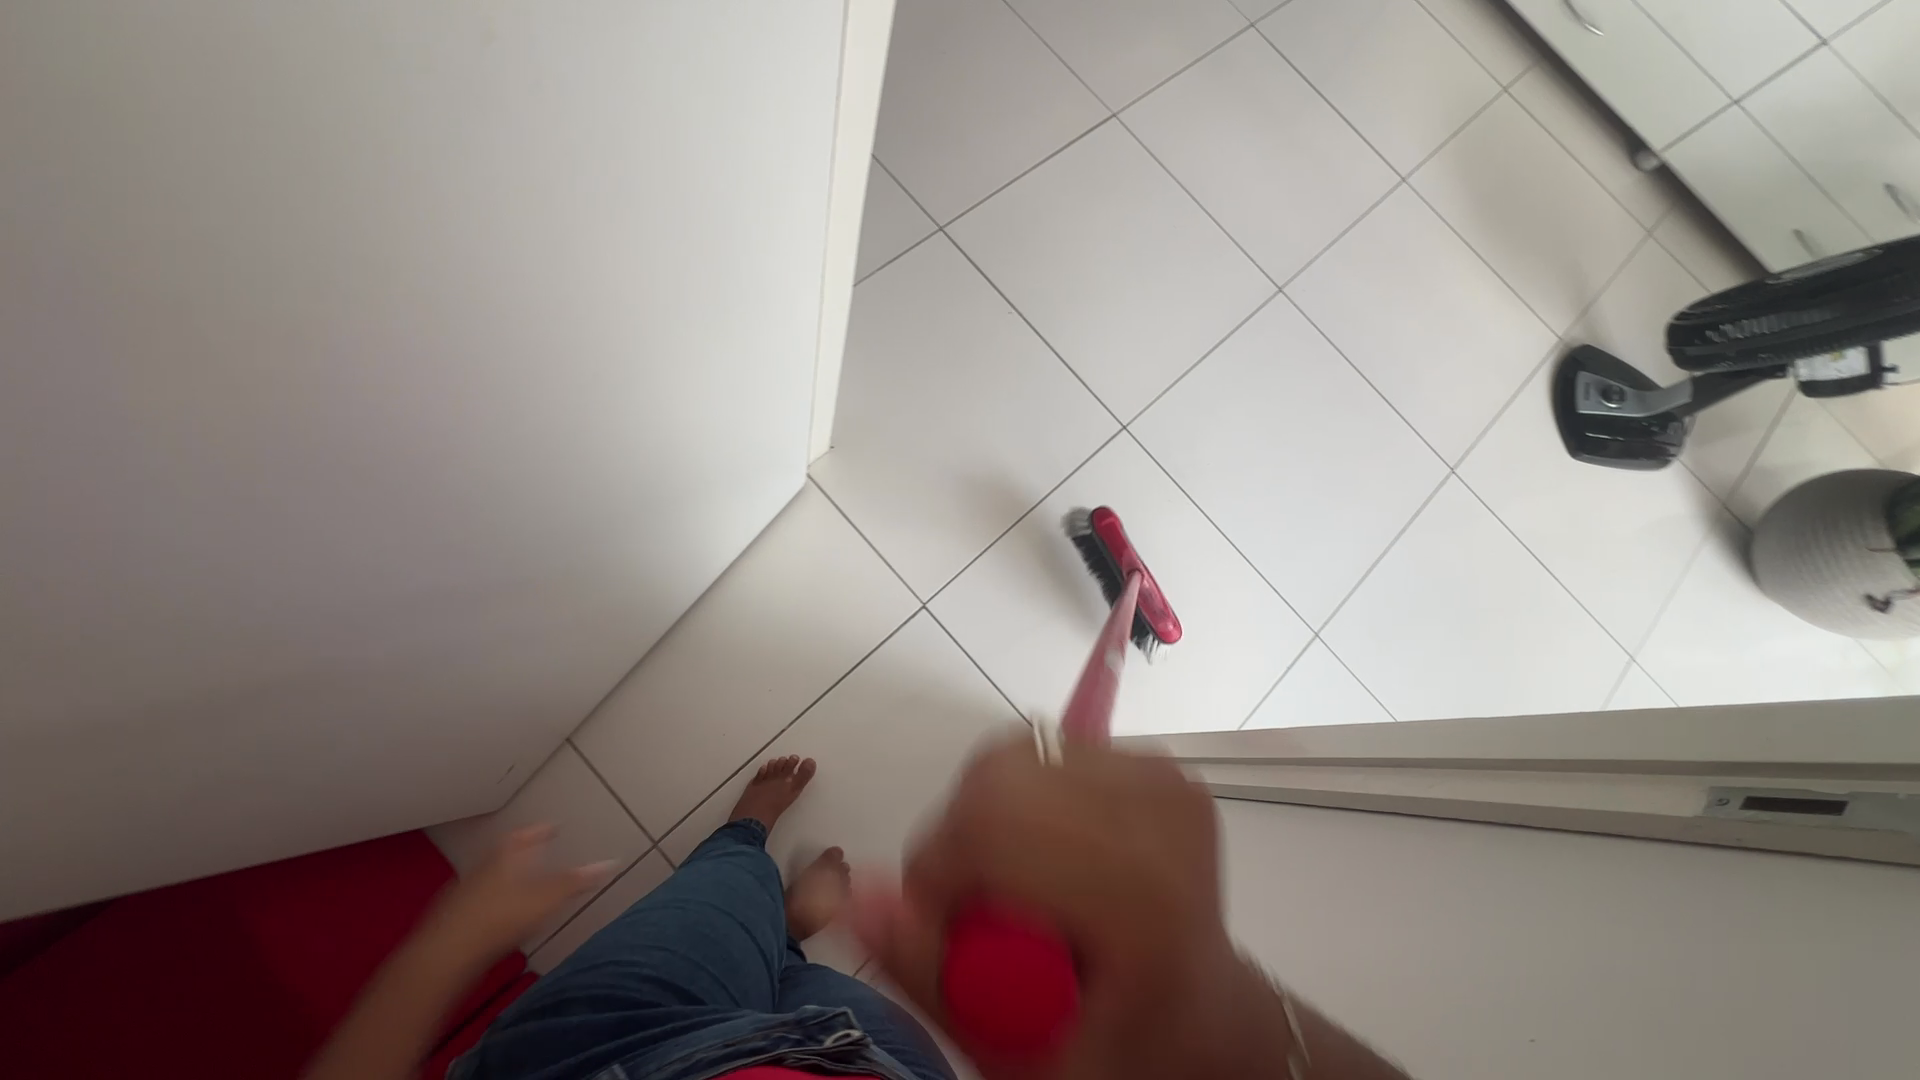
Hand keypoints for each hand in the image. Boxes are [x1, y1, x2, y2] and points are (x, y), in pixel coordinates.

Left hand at [426, 825, 611, 958]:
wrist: (444, 956)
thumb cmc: (501, 918)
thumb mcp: (548, 898)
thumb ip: (578, 880)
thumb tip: (612, 861)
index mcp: (507, 856)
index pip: (525, 835)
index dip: (540, 830)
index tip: (552, 827)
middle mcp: (483, 868)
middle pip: (504, 853)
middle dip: (522, 853)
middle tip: (538, 852)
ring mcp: (463, 893)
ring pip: (489, 876)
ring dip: (505, 877)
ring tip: (521, 883)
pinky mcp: (450, 919)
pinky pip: (476, 900)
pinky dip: (490, 900)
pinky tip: (497, 915)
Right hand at [851, 735, 1270, 1079]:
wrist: (1201, 1007)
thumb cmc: (1117, 1041)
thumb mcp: (1017, 1049)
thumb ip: (931, 974)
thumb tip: (857, 895)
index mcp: (1141, 899)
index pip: (994, 823)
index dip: (940, 870)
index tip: (941, 922)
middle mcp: (1161, 818)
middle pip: (999, 778)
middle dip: (958, 840)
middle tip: (973, 903)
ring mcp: (1163, 780)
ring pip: (1015, 755)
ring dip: (988, 815)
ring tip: (1014, 878)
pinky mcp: (1159, 765)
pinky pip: (1048, 750)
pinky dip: (1023, 795)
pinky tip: (1047, 848)